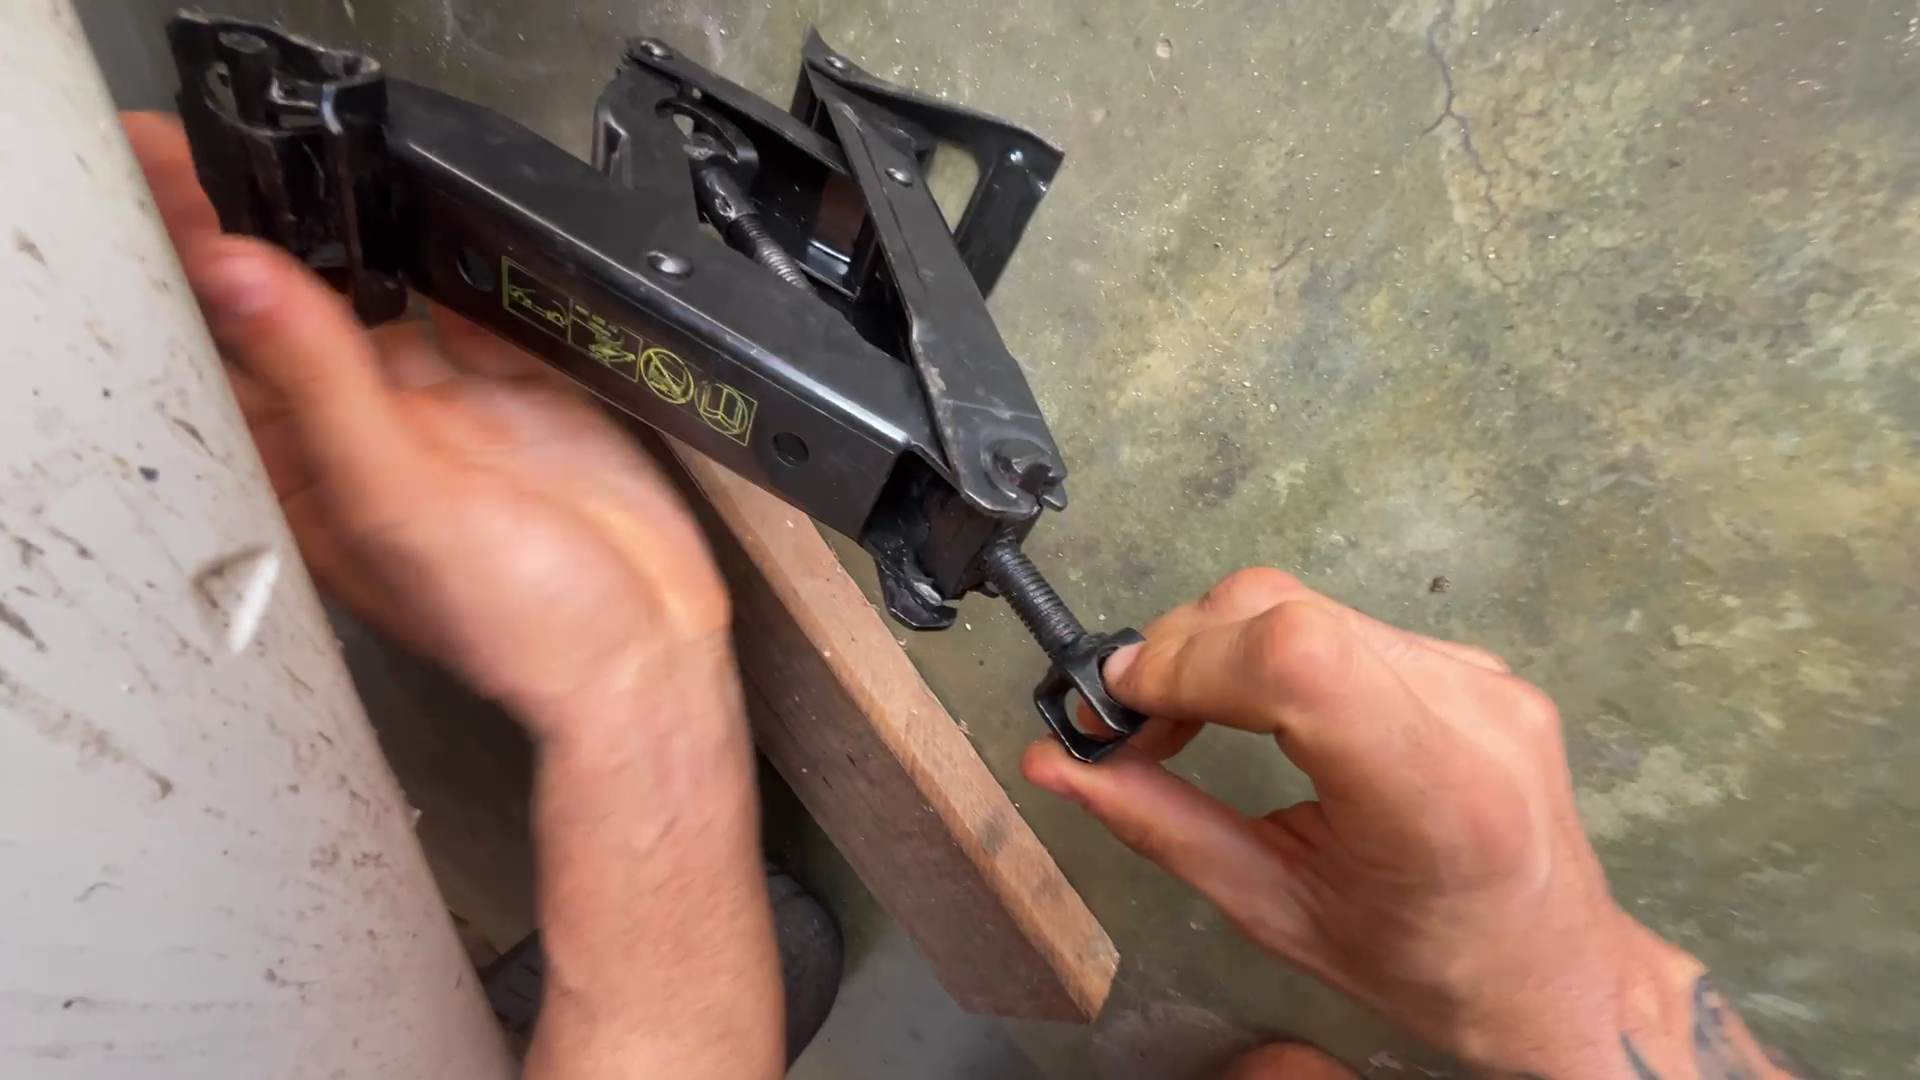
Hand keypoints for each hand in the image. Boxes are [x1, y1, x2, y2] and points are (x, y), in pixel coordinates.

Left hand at [124, 113, 727, 734]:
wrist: (646, 643)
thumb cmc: (528, 626)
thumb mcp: (410, 512)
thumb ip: (331, 395)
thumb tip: (244, 283)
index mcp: (321, 476)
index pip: (231, 351)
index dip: (189, 261)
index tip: (162, 168)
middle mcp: (391, 439)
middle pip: (315, 312)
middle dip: (281, 229)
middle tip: (257, 147)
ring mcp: (473, 416)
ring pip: (408, 307)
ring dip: (380, 241)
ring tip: (346, 165)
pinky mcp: (544, 402)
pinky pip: (497, 323)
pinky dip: (478, 276)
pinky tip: (458, 231)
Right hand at [1024, 569, 1789, 1078]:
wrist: (1557, 967)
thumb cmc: (1416, 966)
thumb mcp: (1272, 912)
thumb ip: (1156, 823)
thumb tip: (1051, 762)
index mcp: (1432, 795)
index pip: (1297, 663)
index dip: (1188, 660)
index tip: (1120, 702)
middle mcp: (1463, 707)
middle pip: (1281, 610)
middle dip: (1177, 649)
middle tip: (1133, 717)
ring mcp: (1468, 670)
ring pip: (1293, 602)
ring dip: (1207, 644)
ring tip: (1179, 712)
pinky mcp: (1456, 656)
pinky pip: (1323, 618)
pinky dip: (1251, 646)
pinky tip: (1241, 699)